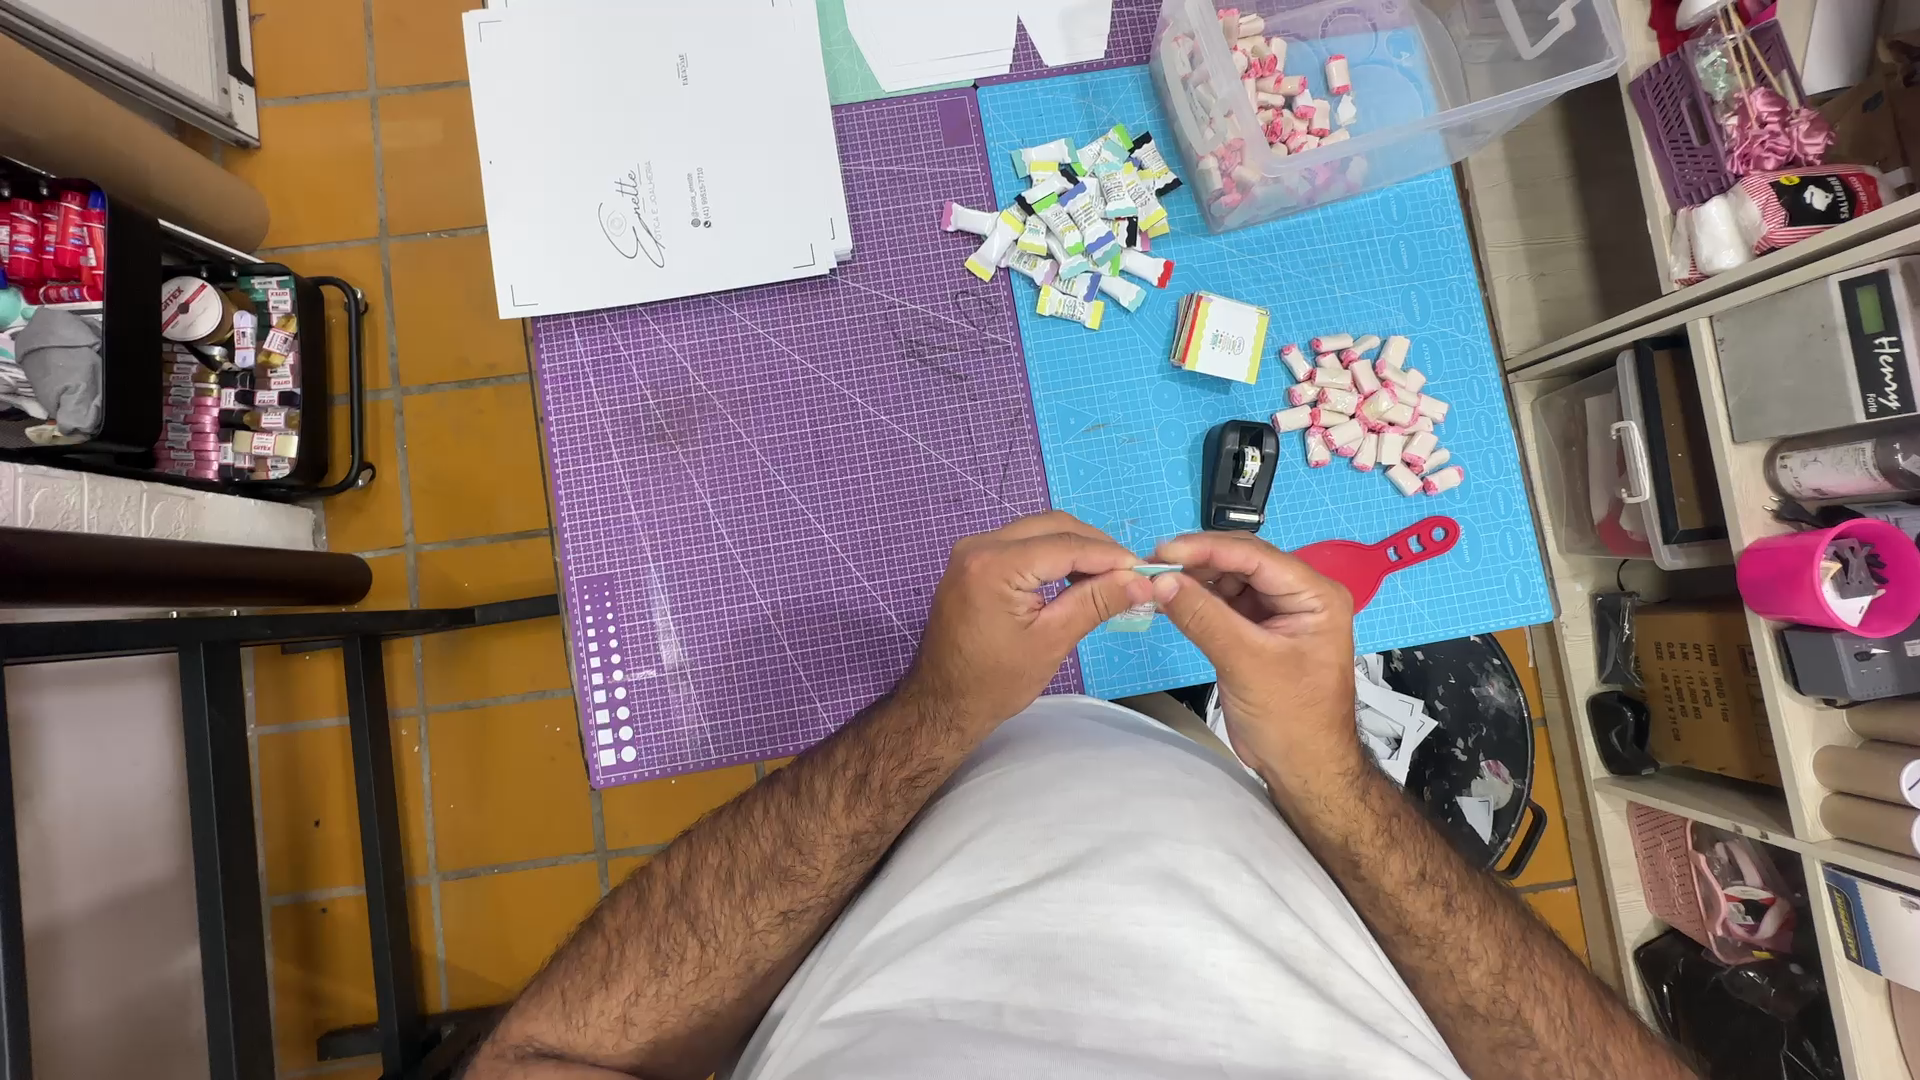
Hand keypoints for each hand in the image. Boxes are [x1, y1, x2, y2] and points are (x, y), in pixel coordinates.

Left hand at [902, 512, 1149, 730]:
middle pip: (1052, 527)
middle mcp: (979, 545)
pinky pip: (1021, 544)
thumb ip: (1096, 602)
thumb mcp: (1052, 640)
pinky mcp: (973, 561)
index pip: (1066, 544)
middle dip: (1095, 546)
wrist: (942, 703)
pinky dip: (1051, 555)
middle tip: (1129, 573)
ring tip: (1108, 577)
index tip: (1144, 571)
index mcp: (994, 564)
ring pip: (1037, 531)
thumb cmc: (994, 682)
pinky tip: (1075, 577)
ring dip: (1075, 548)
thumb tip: (1141, 582)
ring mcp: (972, 550)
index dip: (1110, 556)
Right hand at [1148, 531, 1363, 798]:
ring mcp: (1276, 611)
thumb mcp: (1246, 662)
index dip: (1207, 549)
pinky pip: (1221, 602)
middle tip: (1152, 565)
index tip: (1164, 552)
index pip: (1255, 556)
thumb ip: (1203, 617)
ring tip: (1156, 582)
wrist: (1301, 767)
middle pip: (1240, 562)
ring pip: (1227, 578)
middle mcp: (1298, 594)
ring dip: (1192, 579)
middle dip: (1196, 561)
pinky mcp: (1254, 628)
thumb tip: (1161, 581)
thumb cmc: (1292, 719)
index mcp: (1315, 595)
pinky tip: (1169, 599)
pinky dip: (1194, 599)